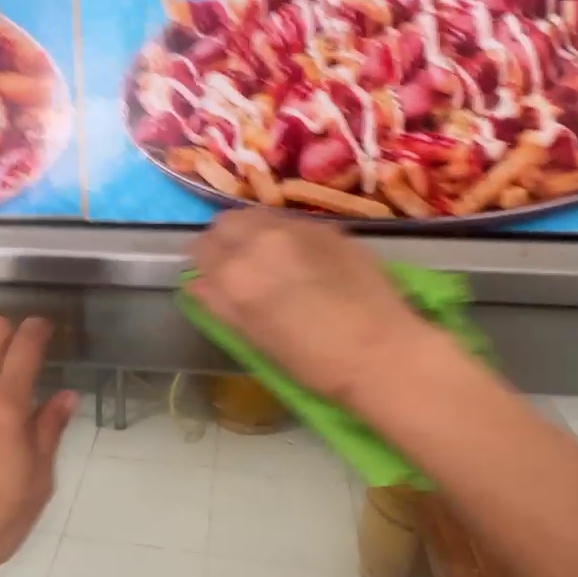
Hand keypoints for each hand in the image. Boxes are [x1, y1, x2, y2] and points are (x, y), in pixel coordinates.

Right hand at [189, 208, 429, 403]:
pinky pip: (290, 222)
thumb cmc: (310, 360)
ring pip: (258, 215)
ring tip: (268, 261)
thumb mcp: (253, 337)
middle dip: (224, 240)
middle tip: (237, 266)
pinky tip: (301, 261)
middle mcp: (260, 240)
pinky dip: (284, 235)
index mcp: (234, 273)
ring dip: (253, 233)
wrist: (381, 350)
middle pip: (226, 222)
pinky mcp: (328, 227)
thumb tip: (196, 282)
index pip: (200, 248)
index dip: (203, 263)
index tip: (211, 277)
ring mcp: (297, 228)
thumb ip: (218, 303)